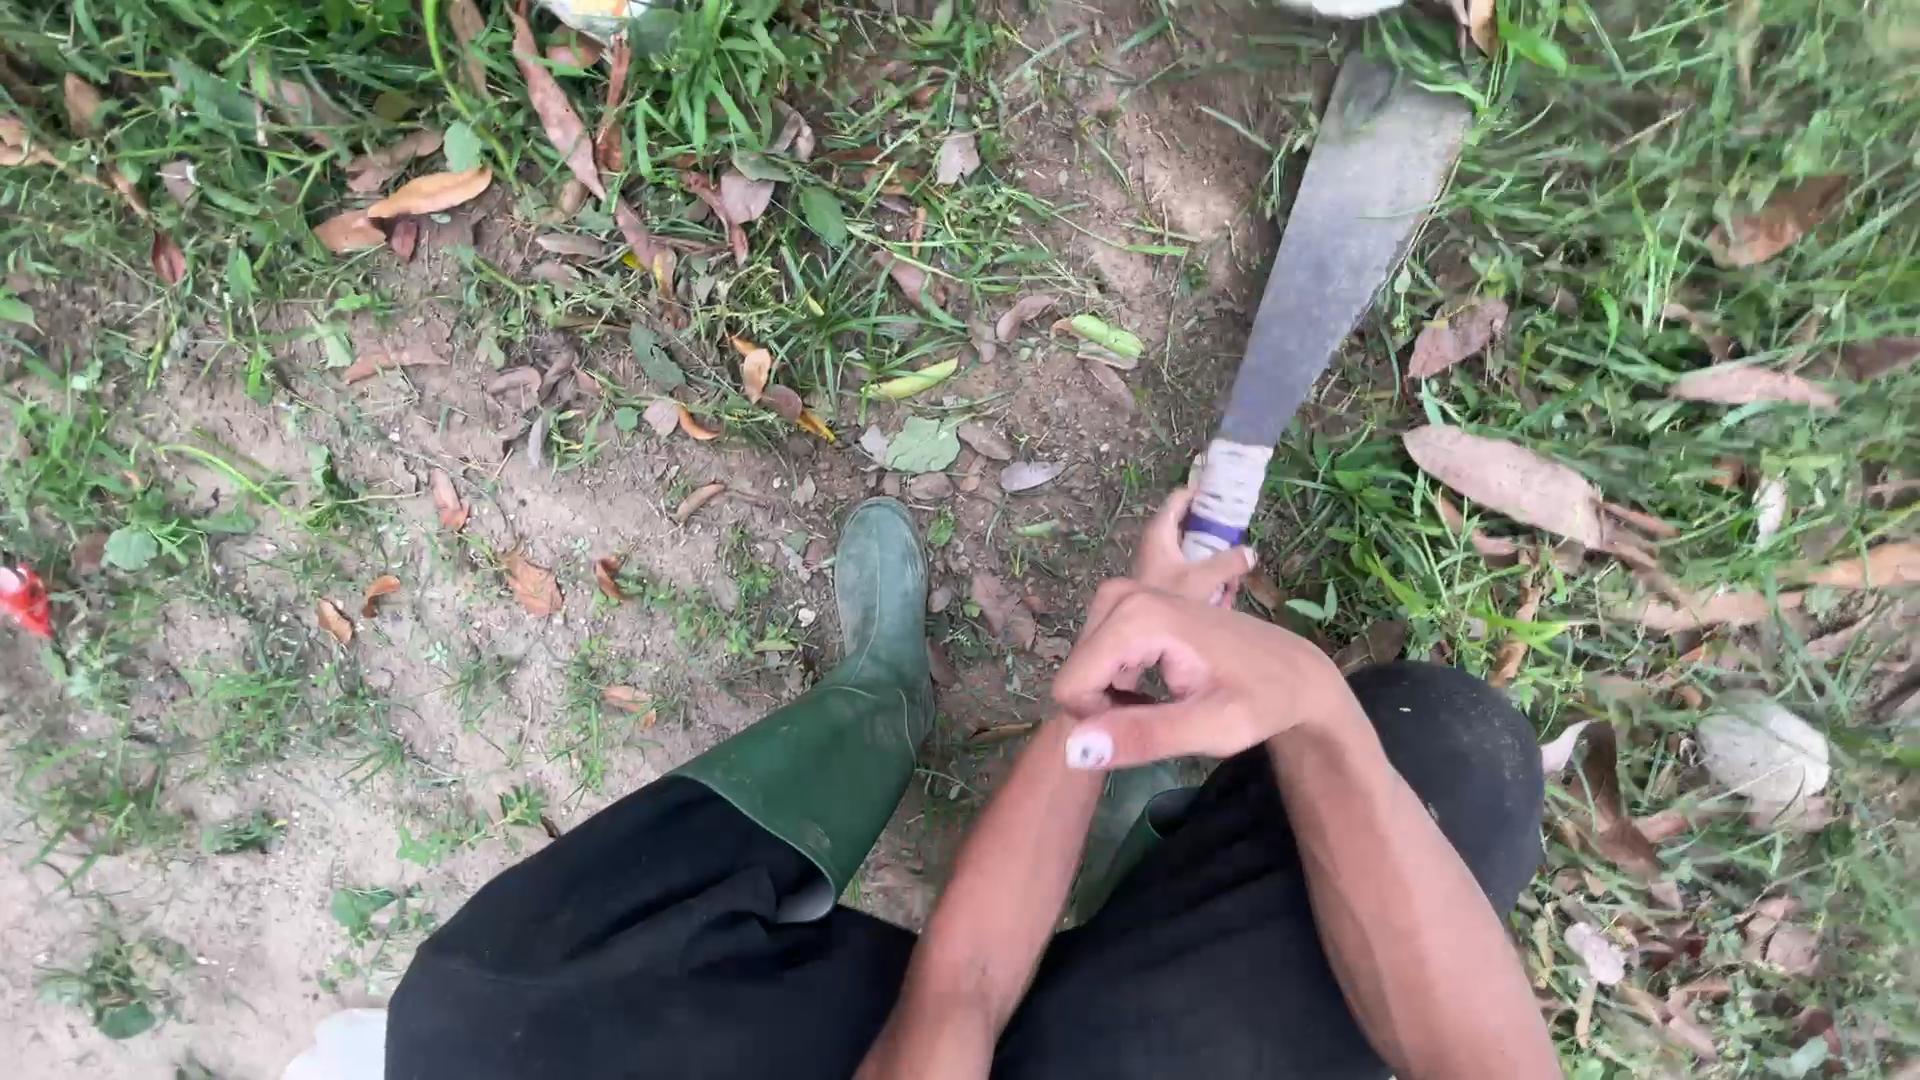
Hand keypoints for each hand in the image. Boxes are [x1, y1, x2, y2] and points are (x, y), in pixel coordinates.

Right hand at [1053, 581, 1358, 769]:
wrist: (1293, 666)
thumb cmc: (1262, 699)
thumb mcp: (1214, 728)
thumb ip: (1143, 737)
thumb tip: (1073, 749)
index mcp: (1137, 618)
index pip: (1071, 688)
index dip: (1103, 722)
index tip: (1153, 724)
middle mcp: (1123, 595)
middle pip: (1075, 674)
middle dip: (1107, 705)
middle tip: (1163, 713)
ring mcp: (1123, 592)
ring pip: (1082, 665)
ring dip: (1112, 693)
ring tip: (1162, 700)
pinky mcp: (1126, 599)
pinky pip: (1095, 653)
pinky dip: (1117, 677)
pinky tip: (1155, 684)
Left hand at [1130, 484, 1255, 605]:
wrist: (1141, 627)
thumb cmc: (1168, 597)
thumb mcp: (1203, 579)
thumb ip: (1229, 563)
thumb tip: (1250, 553)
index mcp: (1160, 531)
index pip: (1179, 498)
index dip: (1201, 493)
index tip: (1225, 495)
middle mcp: (1156, 540)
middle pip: (1190, 524)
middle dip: (1216, 536)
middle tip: (1236, 543)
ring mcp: (1158, 558)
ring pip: (1193, 549)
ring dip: (1214, 562)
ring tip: (1231, 583)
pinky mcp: (1161, 576)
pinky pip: (1188, 567)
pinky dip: (1205, 577)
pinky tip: (1220, 597)